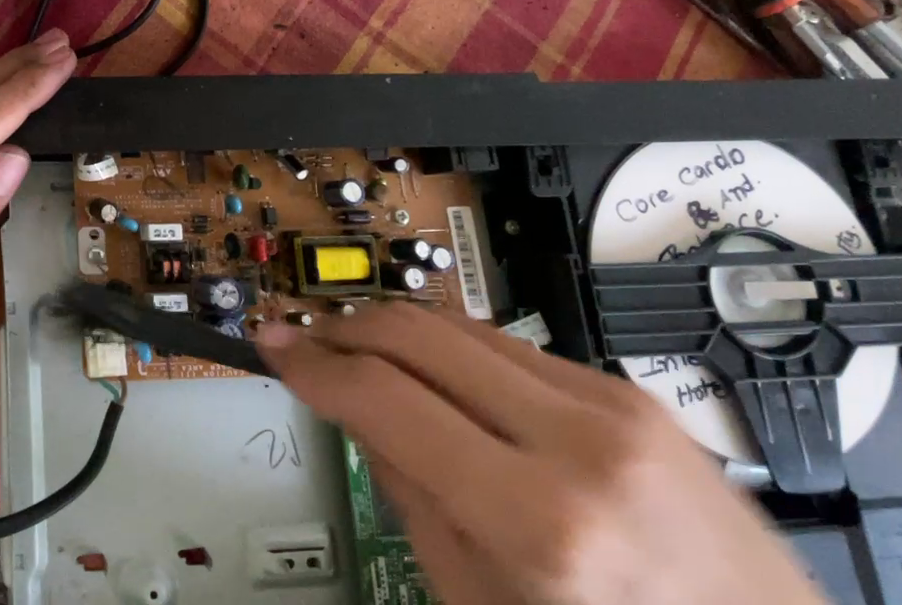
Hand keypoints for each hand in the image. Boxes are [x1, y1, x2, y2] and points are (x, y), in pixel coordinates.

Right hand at [256, 304, 823, 604]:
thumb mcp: (480, 600)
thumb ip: (410, 495)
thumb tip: (357, 411)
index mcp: (539, 519)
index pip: (382, 397)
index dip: (311, 363)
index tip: (273, 346)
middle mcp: (580, 443)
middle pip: (416, 334)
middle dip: (343, 327)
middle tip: (303, 340)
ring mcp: (614, 407)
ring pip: (457, 324)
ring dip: (391, 328)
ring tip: (355, 351)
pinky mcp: (629, 392)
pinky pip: (508, 344)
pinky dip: (449, 347)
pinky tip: (429, 372)